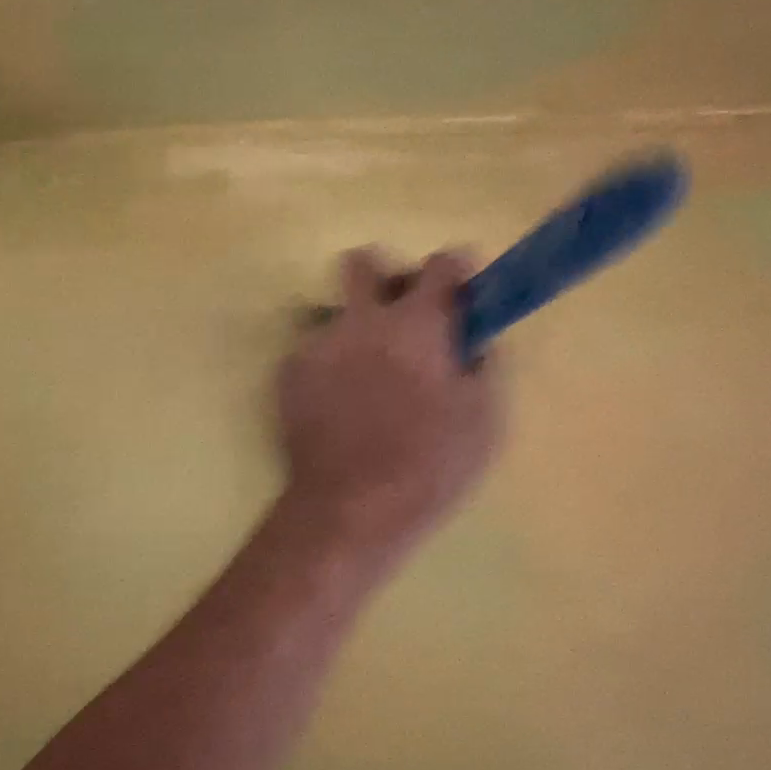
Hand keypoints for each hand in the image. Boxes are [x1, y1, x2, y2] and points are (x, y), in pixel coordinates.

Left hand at [273, 246, 502, 569]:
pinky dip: (331, 368)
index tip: (462, 289)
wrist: (349, 506)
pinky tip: (341, 407)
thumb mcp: (483, 418)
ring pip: (336, 316)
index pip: (441, 264)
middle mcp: (360, 322)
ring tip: (368, 383)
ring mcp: (317, 346)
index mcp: (415, 325)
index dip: (456, 269)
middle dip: (385, 277)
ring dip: (358, 333)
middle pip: (363, 263)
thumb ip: (481, 363)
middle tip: (402, 317)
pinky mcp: (287, 374)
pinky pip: (315, 353)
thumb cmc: (429, 466)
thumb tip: (473, 337)